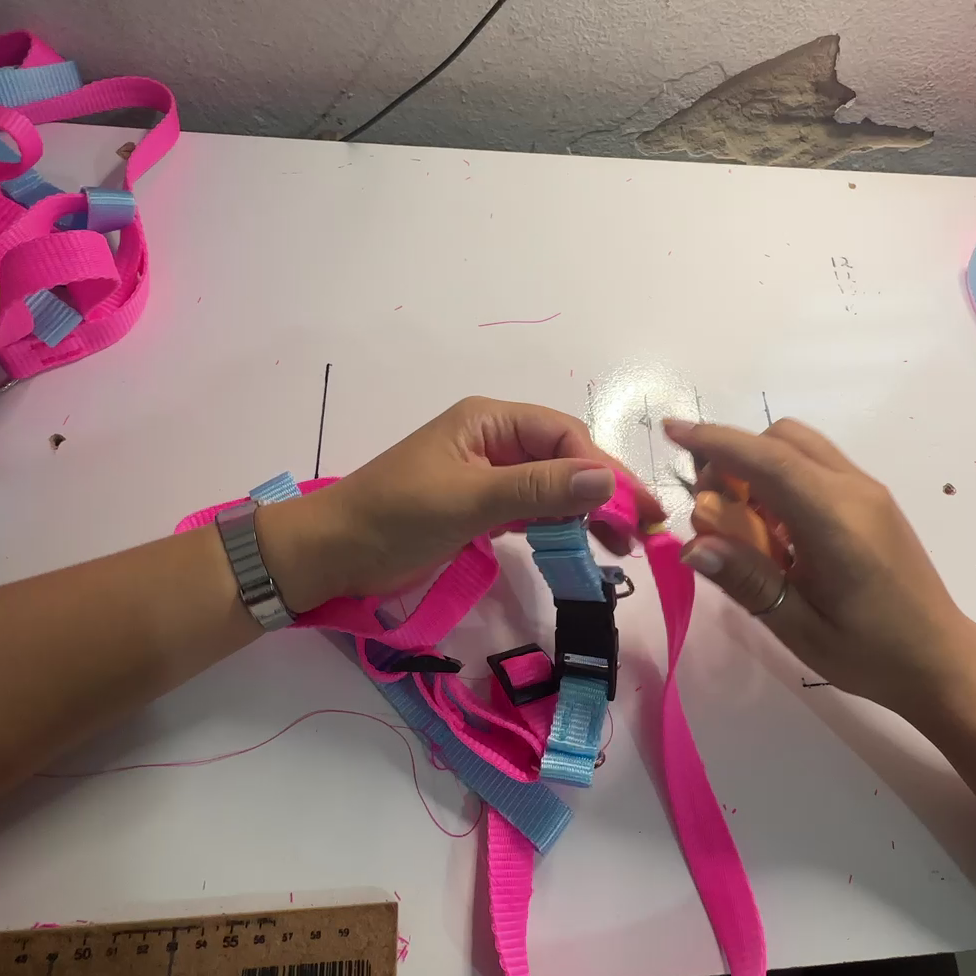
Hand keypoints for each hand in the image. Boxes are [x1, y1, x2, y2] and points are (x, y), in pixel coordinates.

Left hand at [260, 397, 662, 611]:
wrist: (334, 553)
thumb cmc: (396, 517)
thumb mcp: (469, 500)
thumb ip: (538, 489)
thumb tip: (608, 480)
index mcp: (490, 421)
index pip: (563, 436)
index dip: (603, 470)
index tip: (635, 511)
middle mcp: (494, 440)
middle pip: (564, 459)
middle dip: (602, 492)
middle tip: (642, 532)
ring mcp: (488, 474)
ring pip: (552, 486)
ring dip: (585, 512)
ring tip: (621, 546)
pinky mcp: (482, 505)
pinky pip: (532, 509)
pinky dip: (557, 526)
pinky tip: (580, 545)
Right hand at [662, 417, 975, 715]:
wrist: (943, 661)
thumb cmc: (871, 653)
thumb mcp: (800, 628)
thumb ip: (747, 580)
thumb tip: (693, 546)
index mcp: (835, 520)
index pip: (767, 460)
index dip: (716, 441)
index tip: (673, 430)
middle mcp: (854, 490)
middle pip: (781, 439)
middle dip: (734, 455)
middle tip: (712, 508)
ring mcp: (867, 490)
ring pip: (800, 445)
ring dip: (758, 463)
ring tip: (742, 518)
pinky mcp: (871, 499)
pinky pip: (816, 464)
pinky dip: (782, 476)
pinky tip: (777, 527)